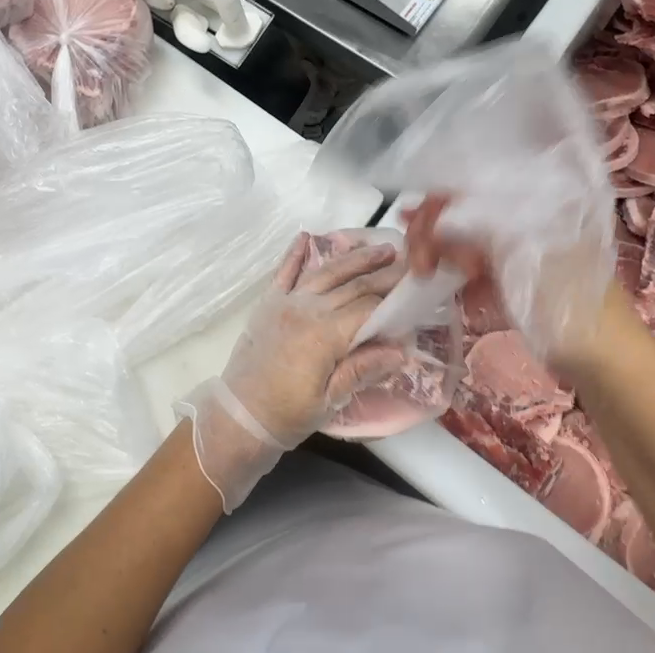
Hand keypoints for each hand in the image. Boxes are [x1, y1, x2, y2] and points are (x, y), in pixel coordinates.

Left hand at [175, 233, 406, 509]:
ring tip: (379, 247)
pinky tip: (305, 236)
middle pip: (352, 285)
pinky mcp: (268, 304)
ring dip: (354, 258)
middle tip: (409, 259)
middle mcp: (306, 309)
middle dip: (382, 272)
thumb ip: (362, 370)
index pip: (368, 308)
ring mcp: (285, 303)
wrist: (236, 418)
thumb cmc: (286, 415)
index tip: (417, 287)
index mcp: (324, 335)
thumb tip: (401, 350)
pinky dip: (295, 253)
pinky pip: (284, 272)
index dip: (394, 299)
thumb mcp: (329, 401)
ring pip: (326, 272)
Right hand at [403, 193, 620, 369]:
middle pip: (467, 207)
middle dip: (434, 228)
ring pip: (469, 235)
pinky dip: (456, 269)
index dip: (437, 203)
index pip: (473, 184)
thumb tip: (435, 216)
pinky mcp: (522, 274)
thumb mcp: (521, 261)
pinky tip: (440, 281)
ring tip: (425, 272)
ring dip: (441, 248)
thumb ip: (479, 230)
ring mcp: (526, 246)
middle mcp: (531, 215)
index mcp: (539, 201)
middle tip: (418, 263)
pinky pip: (479, 261)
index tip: (414, 232)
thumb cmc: (569, 309)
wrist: (609, 365)